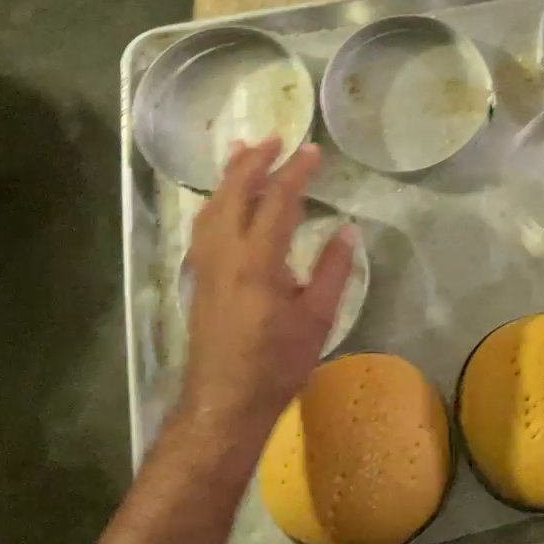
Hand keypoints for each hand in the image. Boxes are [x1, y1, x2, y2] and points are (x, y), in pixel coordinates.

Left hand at [179, 138, 354, 424]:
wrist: (224, 404)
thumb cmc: (277, 363)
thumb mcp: (318, 319)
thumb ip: (333, 270)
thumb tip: (346, 229)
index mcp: (258, 262)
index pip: (278, 202)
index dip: (295, 172)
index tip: (312, 151)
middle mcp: (224, 255)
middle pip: (235, 194)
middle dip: (254, 161)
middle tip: (275, 139)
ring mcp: (205, 266)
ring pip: (212, 207)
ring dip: (230, 177)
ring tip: (244, 153)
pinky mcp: (197, 279)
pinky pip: (203, 226)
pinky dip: (216, 201)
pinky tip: (225, 201)